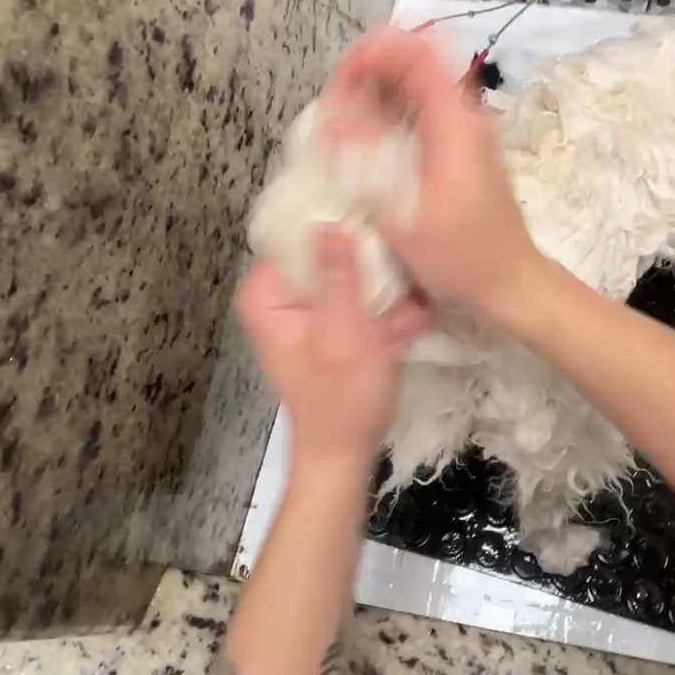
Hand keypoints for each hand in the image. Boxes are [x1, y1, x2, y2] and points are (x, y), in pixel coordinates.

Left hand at [235, 230, 428, 472]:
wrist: (348, 454)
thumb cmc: (342, 397)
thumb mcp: (344, 332)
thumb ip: (339, 277)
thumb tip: (332, 222)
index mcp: (267, 294)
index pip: (297, 233)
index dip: (338, 223)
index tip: (377, 220)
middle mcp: (281, 294)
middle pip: (328, 250)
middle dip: (370, 264)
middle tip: (402, 275)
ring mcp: (308, 307)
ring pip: (351, 272)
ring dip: (385, 291)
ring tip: (407, 310)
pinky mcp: (333, 321)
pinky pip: (360, 296)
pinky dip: (384, 311)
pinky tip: (407, 326)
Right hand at [324, 28, 543, 315]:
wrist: (509, 283)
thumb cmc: (462, 254)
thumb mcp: (404, 214)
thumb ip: (366, 160)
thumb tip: (334, 115)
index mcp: (455, 121)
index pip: (417, 53)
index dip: (375, 51)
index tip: (340, 77)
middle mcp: (462, 116)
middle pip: (412, 66)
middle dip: (366, 76)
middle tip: (333, 111)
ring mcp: (462, 132)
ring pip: (412, 91)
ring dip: (374, 98)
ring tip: (340, 129)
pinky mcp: (457, 151)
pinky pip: (417, 117)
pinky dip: (387, 121)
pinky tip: (364, 150)